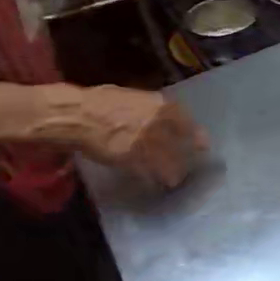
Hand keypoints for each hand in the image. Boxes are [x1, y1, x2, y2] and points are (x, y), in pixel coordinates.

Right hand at [63, 86, 206, 187]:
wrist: (76, 115)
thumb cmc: (99, 101)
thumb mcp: (133, 96)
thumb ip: (151, 108)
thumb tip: (160, 116)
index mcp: (161, 105)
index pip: (186, 123)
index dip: (196, 135)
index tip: (203, 146)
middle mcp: (159, 124)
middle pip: (180, 146)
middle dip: (185, 158)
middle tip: (188, 167)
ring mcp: (146, 143)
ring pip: (168, 163)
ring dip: (172, 173)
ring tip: (174, 180)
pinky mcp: (131, 159)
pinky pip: (147, 173)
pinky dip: (151, 179)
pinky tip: (153, 184)